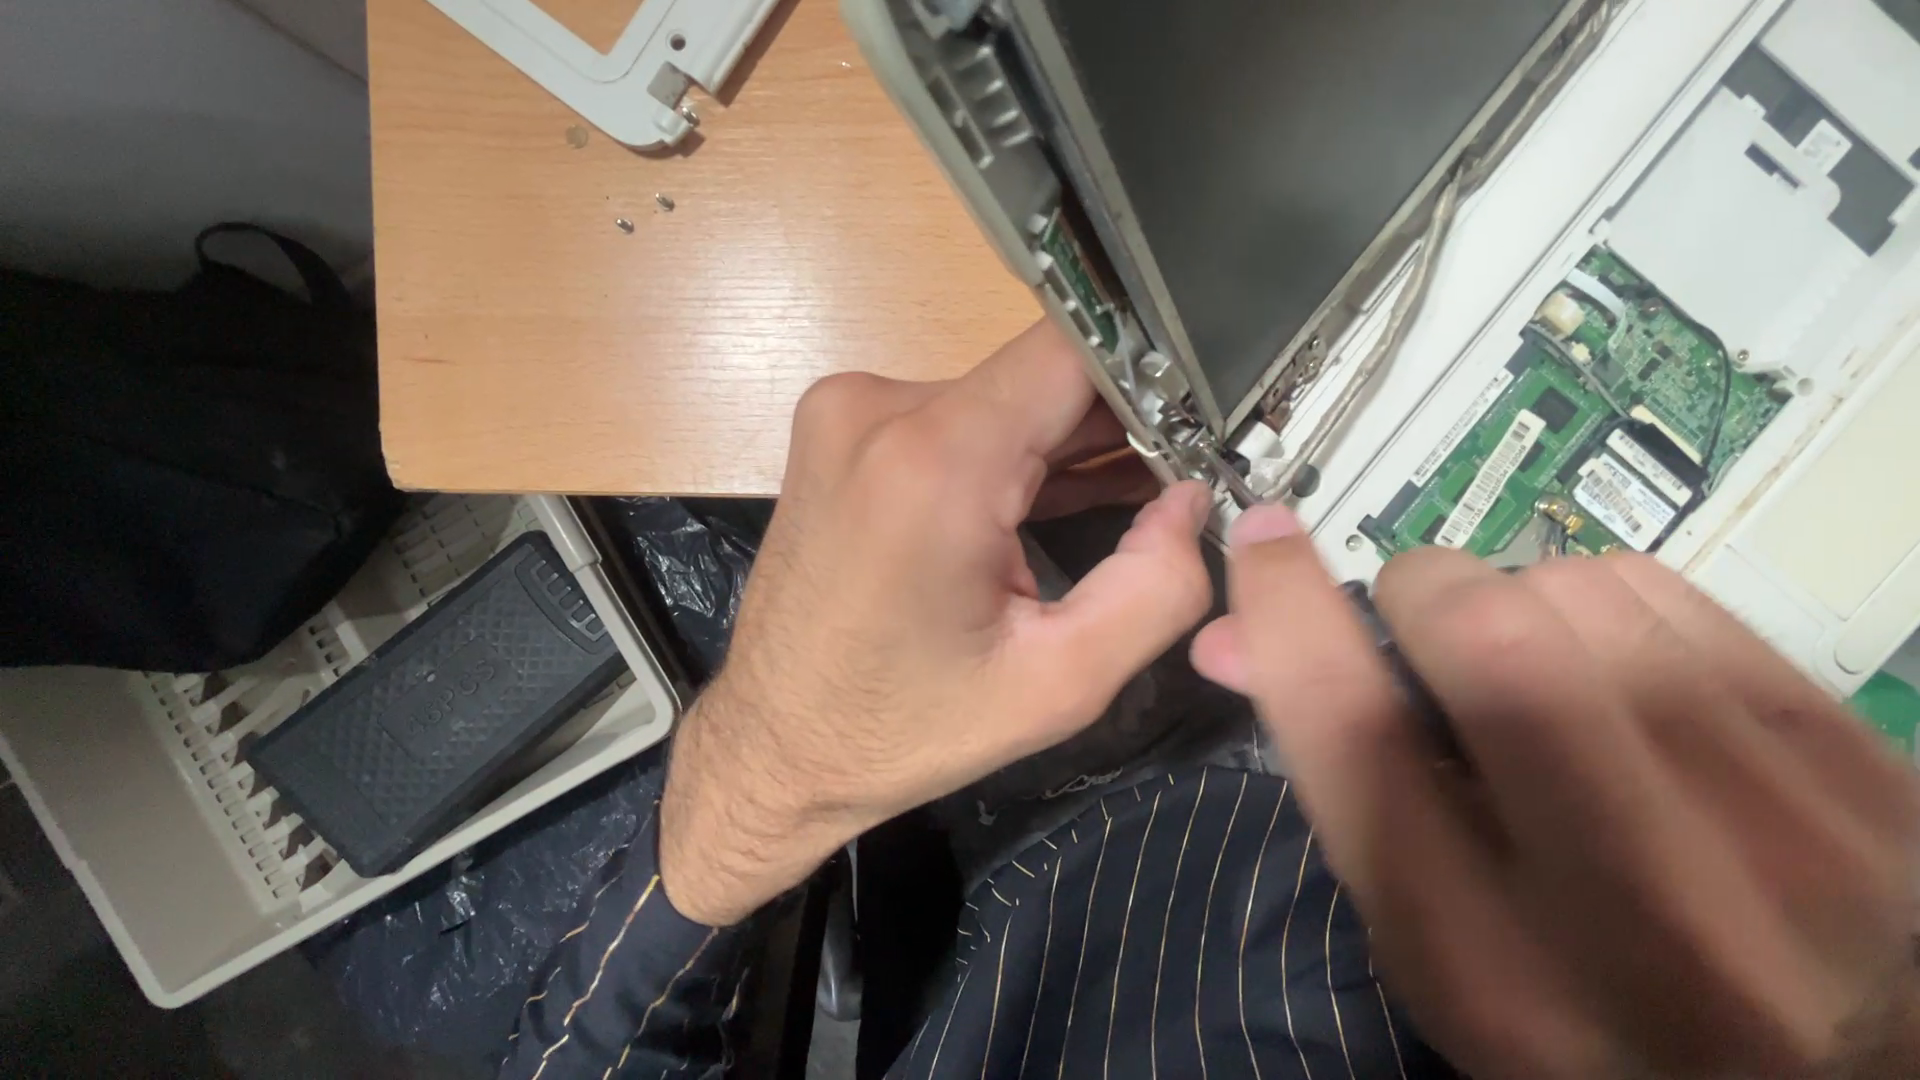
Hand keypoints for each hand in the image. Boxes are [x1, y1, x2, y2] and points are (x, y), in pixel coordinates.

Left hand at [659, 321, 1214, 924]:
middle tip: (1174, 480)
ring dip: (1061, 441)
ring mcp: (847, 412)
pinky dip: (1007, 450)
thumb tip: (1191, 498)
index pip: (1072, 351)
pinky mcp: (839, 430)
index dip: (1148, 378)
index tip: (1197, 425)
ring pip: (999, 396)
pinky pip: (953, 416)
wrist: (777, 742)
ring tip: (1129, 493)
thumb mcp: (1059, 683)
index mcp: (934, 460)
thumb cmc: (905, 727)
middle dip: (1112, 423)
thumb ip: (1156, 586)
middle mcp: (877, 408)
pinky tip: (1056, 491)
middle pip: (1038, 376)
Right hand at [1193, 506, 1919, 1078]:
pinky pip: (1671, 592)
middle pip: (1487, 637)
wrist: (1830, 1072)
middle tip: (1423, 625)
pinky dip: (1599, 599)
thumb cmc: (1568, 1000)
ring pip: (1579, 592)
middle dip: (1422, 592)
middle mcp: (1642, 910)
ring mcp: (1797, 842)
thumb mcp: (1423, 913)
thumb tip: (1230, 633)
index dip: (1288, 609)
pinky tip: (1616, 675)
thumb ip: (1328, 771)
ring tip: (1535, 672)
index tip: (1263, 535)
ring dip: (1514, 600)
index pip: (1356, 733)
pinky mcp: (1882, 775)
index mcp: (1485, 960)